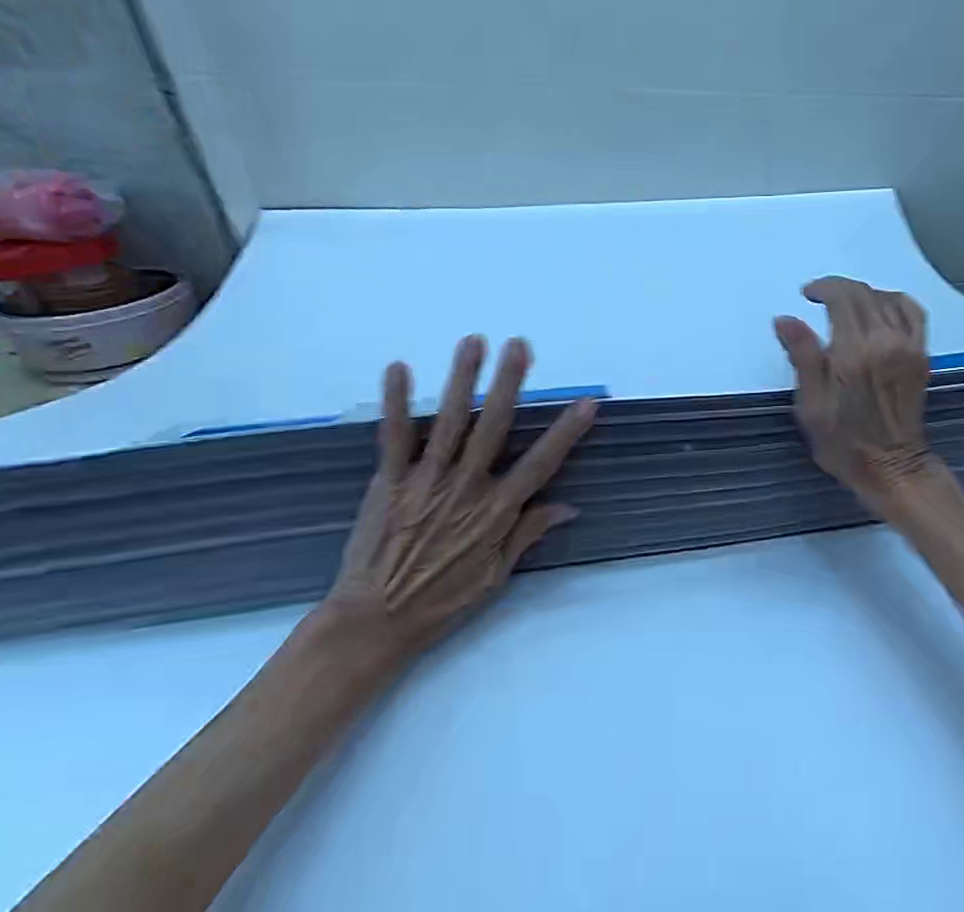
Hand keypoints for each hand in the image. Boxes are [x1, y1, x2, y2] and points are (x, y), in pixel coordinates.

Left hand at [322, 335, 597, 659]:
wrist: (378, 619)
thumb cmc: (442, 601)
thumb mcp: (496, 576)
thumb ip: (527, 534)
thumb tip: (567, 506)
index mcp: (496, 512)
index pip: (539, 465)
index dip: (565, 433)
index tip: (586, 404)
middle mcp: (465, 488)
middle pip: (492, 427)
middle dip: (508, 384)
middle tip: (519, 346)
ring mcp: (426, 481)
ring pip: (449, 422)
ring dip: (462, 380)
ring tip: (473, 342)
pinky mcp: (389, 481)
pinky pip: (394, 437)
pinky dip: (395, 402)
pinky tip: (399, 368)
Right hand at [773, 276, 932, 507]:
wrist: (891, 467)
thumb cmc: (842, 441)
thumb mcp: (810, 404)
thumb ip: (802, 356)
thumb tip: (786, 319)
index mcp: (854, 353)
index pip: (843, 298)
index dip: (823, 288)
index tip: (807, 295)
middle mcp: (885, 342)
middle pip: (864, 294)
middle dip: (839, 289)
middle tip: (819, 298)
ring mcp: (909, 347)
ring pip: (887, 299)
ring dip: (863, 294)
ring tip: (844, 305)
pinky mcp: (921, 355)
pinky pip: (913, 312)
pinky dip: (894, 301)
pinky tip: (879, 307)